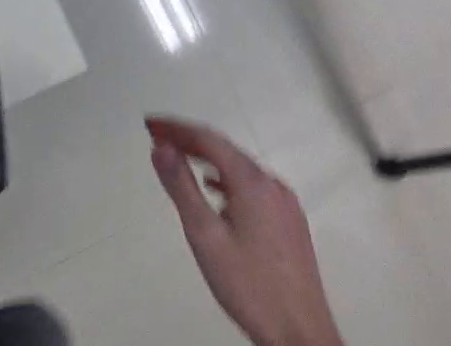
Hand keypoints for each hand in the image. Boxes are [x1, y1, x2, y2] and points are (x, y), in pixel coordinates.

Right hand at [146, 118, 342, 345]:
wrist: (300, 334)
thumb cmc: (247, 284)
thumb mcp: (204, 235)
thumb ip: (181, 186)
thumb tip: (160, 147)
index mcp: (253, 182)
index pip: (209, 139)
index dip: (177, 128)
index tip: (150, 125)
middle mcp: (273, 185)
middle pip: (225, 150)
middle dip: (189, 140)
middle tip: (157, 136)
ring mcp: (286, 205)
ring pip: (240, 168)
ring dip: (207, 158)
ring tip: (178, 158)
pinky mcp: (290, 223)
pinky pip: (253, 186)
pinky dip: (226, 178)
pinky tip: (216, 190)